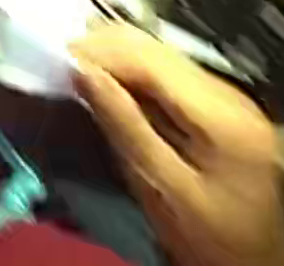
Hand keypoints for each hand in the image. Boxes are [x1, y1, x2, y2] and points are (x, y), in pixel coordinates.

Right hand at [72, 24, 283, 265]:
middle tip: (59, 61)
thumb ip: (122, 123)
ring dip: (108, 53)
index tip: (55, 57)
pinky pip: (157, 63)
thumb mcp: (161, 186)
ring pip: (151, 48)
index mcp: (224, 118)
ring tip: (75, 67)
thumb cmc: (207, 236)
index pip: (148, 61)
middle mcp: (228, 95)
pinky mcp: (212, 99)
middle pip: (150, 48)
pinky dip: (123, 64)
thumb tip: (77, 67)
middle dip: (98, 48)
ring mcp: (224, 94)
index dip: (97, 52)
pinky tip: (103, 78)